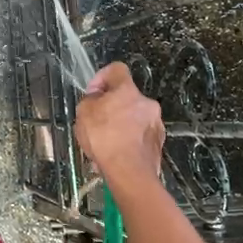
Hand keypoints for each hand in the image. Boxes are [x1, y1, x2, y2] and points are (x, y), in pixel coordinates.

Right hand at [76, 62, 165, 184]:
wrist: (129, 172)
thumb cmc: (104, 137)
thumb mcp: (83, 113)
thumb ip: (91, 100)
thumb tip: (98, 100)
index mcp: (128, 90)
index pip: (116, 69)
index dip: (101, 77)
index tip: (93, 94)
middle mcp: (147, 103)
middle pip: (126, 97)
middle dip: (111, 107)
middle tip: (96, 122)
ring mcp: (156, 124)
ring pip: (133, 118)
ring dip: (120, 125)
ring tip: (104, 143)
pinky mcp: (158, 144)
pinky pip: (139, 136)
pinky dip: (128, 141)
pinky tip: (115, 155)